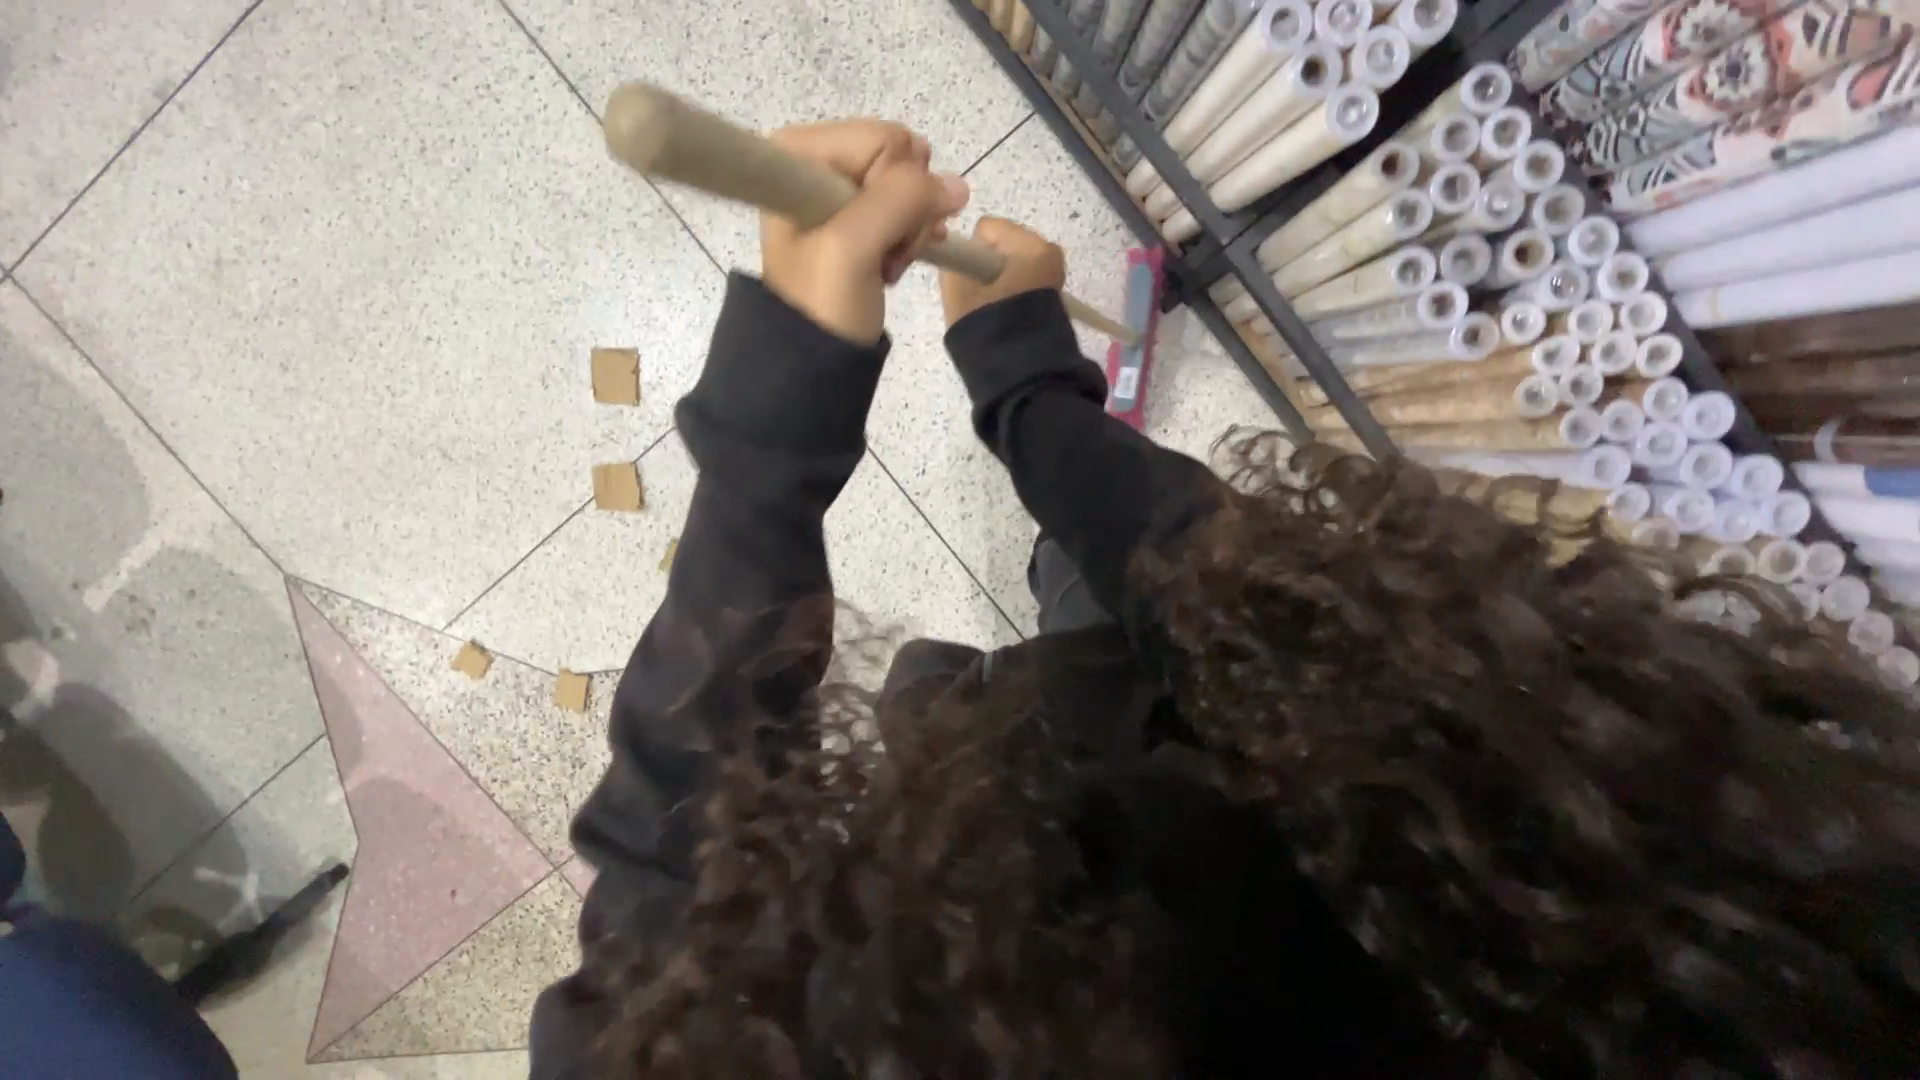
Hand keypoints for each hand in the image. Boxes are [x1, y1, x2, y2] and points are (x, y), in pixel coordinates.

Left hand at [761, 120, 969, 345]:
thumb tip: (957, 187)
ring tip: (887, 264)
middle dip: (907, 209)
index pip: (884, 139)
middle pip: (898, 159)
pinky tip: (893, 262)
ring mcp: (835, 191)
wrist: (812, 361)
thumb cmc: (824, 305)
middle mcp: (815, 161)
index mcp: (800, 153)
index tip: (880, 233)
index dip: (899, 187)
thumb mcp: (855, 246)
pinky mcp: (853, 217)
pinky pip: (902, 208)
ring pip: (906, 186)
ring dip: (910, 229)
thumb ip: (903, 200)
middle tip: (886, 252)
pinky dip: (907, 237)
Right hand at [939, 216, 1066, 326]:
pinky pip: (1024, 283)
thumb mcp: (957, 294)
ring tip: (991, 311)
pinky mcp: (1055, 298)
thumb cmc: (989, 327)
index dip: (970, 253)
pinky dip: (1012, 294)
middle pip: (1003, 245)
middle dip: (987, 266)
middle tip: (978, 298)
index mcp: (1030, 246)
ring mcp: (1055, 277)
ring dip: (1000, 281)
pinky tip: (1004, 317)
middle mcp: (1049, 254)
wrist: (1023, 374)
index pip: (987, 229)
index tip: (966, 280)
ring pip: (1013, 266)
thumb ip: (952, 265)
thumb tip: (955, 259)